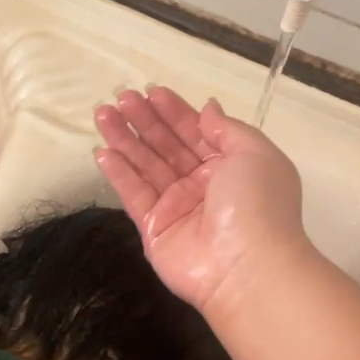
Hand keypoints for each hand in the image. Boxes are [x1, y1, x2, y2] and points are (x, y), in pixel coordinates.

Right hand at [93, 86, 310, 311]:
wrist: (246, 267)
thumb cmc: (257, 203)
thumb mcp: (255, 153)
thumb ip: (227, 129)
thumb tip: (207, 108)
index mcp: (229, 165)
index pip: (195, 132)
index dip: (173, 111)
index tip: (150, 92)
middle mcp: (201, 184)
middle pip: (166, 146)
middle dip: (143, 121)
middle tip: (119, 98)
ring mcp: (176, 207)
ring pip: (145, 166)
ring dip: (124, 140)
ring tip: (102, 115)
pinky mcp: (154, 229)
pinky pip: (134, 195)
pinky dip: (118, 174)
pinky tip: (102, 153)